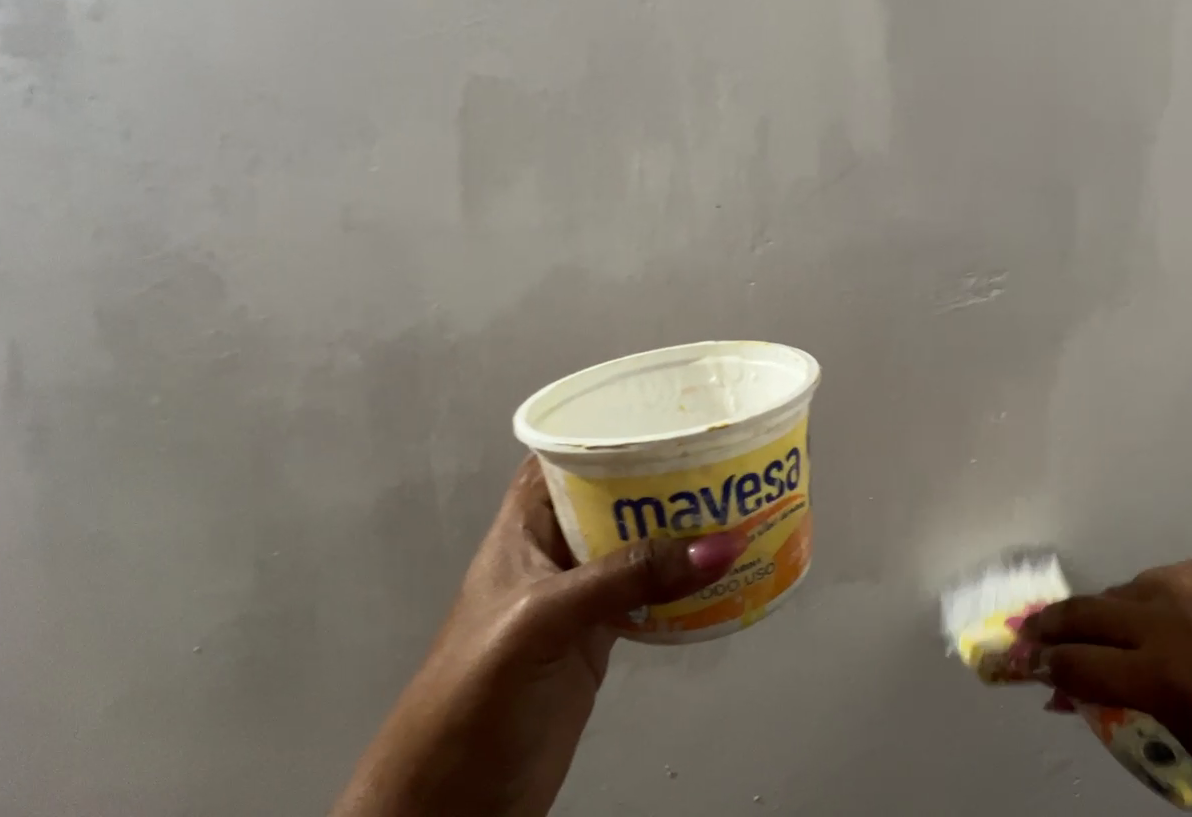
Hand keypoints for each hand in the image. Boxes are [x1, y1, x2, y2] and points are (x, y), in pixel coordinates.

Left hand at [333, 457, 746, 816]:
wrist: (457, 797)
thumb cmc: (474, 693)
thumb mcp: (546, 618)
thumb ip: (627, 578)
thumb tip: (720, 545)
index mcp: (524, 526)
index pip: (567, 456)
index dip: (610, 430)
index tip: (666, 413)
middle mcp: (553, 550)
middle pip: (615, 496)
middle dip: (663, 477)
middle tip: (720, 460)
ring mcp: (579, 595)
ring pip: (638, 544)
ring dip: (680, 530)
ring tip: (733, 507)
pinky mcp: (600, 637)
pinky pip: (650, 593)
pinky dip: (683, 582)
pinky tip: (719, 575)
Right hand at [1020, 559, 1191, 795]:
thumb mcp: (1187, 754)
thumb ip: (1116, 721)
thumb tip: (1060, 697)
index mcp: (1159, 679)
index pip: (1073, 663)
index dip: (1042, 666)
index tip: (1024, 666)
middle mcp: (1161, 623)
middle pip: (1079, 614)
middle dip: (1046, 626)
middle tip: (1028, 637)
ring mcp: (1181, 587)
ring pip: (1111, 594)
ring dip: (1096, 616)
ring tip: (1098, 636)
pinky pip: (1146, 583)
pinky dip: (1136, 603)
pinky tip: (1151, 623)